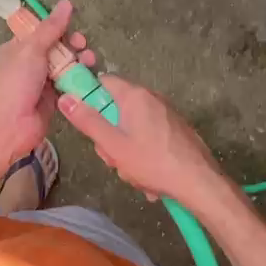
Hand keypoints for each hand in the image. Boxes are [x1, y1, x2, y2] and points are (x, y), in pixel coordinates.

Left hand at [0, 0, 91, 160]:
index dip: (57, 28)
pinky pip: (69, 86)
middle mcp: (29, 64)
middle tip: (83, 45)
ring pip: (65, 67)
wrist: (9, 125)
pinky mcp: (53, 100)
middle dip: (72, 45)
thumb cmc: (15, 82)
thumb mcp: (31, 49)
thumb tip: (66, 3)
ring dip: (79, 62)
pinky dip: (80, 81)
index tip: (72, 27)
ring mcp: (41, 83)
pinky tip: (91, 78)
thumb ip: (51, 28)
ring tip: (90, 61)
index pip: (40, 32)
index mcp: (17, 49)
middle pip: (56, 49)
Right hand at [59, 75, 227, 203]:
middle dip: (111, 135)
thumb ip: (87, 121)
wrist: (200, 183)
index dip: (89, 98)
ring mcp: (168, 114)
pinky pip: (150, 136)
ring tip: (135, 174)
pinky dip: (145, 153)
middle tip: (114, 158)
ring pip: (133, 127)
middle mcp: (152, 98)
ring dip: (128, 149)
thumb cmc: (152, 162)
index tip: (86, 120)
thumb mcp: (112, 145)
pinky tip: (150, 177)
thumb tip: (64, 98)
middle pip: (118, 109)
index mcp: (135, 96)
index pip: (103, 82)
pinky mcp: (178, 130)